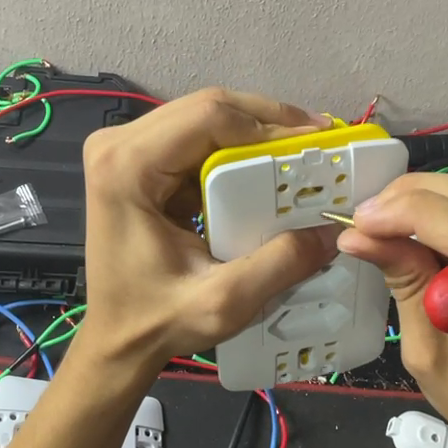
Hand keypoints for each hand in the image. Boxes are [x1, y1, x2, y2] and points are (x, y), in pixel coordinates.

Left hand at [73, 88, 338, 376]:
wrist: (117, 339)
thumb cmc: (156, 322)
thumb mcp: (223, 303)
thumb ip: (279, 265)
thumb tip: (330, 232)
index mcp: (126, 168)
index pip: (207, 117)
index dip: (267, 124)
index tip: (316, 144)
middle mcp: (117, 146)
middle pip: (206, 107)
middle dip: (268, 121)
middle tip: (320, 141)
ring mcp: (124, 151)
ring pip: (203, 117)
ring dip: (255, 131)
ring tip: (303, 150)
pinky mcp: (137, 163)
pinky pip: (196, 139)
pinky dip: (237, 148)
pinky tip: (270, 165)